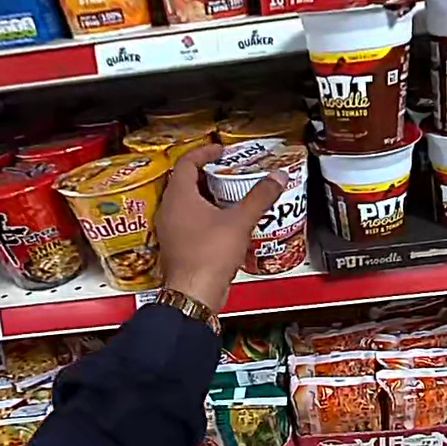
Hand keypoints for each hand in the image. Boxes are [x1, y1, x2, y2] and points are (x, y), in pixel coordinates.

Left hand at [155, 144, 288, 310]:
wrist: (194, 294)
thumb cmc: (209, 256)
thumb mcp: (240, 221)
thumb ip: (260, 197)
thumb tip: (277, 177)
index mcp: (179, 197)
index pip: (186, 163)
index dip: (204, 153)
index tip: (220, 151)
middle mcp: (169, 211)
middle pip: (185, 182)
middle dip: (207, 174)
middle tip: (227, 172)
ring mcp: (170, 229)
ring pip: (185, 203)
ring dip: (205, 196)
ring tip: (229, 195)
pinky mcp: (176, 245)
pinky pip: (187, 221)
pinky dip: (204, 215)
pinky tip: (224, 222)